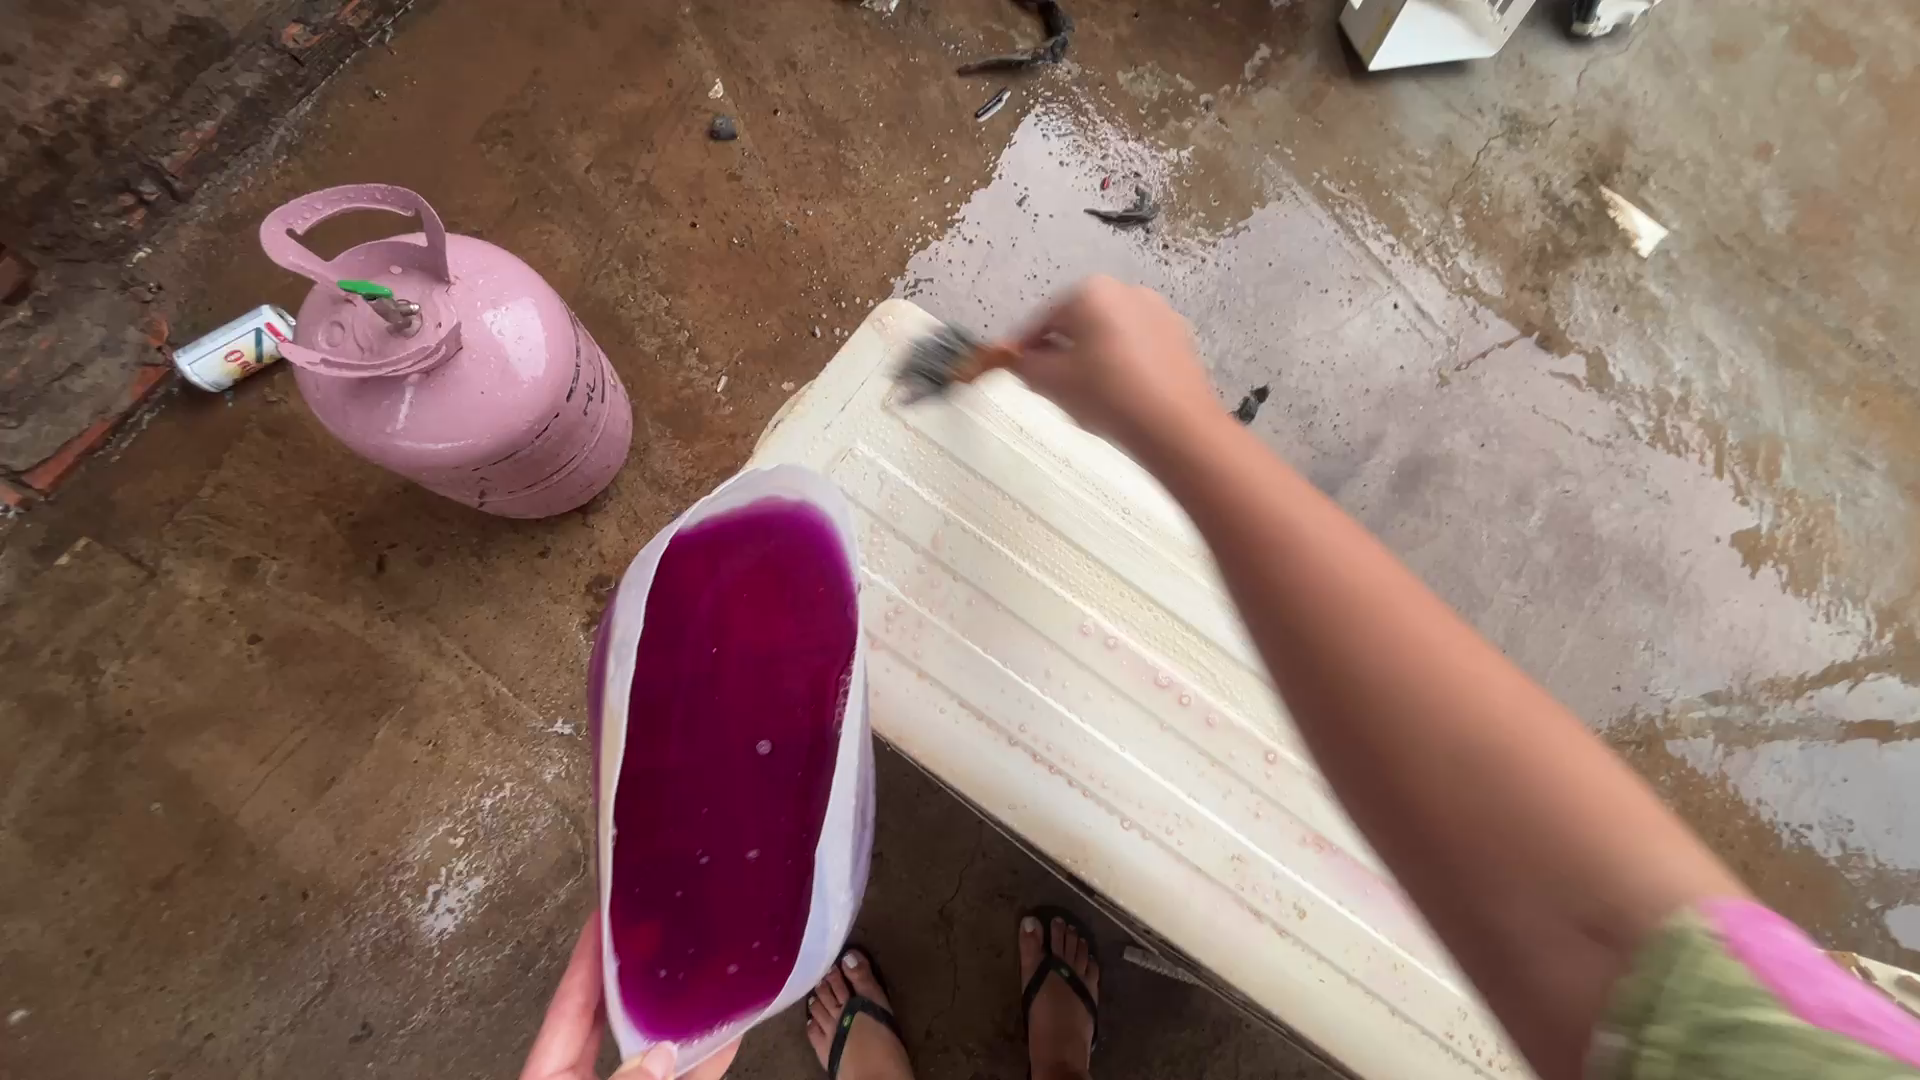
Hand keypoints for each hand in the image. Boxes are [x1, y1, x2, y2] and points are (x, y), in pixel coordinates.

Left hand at [521, 912, 741, 1079]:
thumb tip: (662, 1052)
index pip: (568, 1008)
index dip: (585, 960)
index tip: (603, 915)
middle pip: (612, 1021)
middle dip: (637, 977)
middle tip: (663, 927)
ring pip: (654, 1052)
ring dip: (681, 1019)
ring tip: (706, 969)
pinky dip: (706, 1060)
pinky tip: (732, 1033)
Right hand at [1001, 276, 1220, 456]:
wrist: (1176, 427)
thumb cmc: (1108, 397)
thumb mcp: (1051, 383)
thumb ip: (1023, 365)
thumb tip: (1015, 359)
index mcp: (1091, 292)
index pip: (1042, 319)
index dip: (1024, 348)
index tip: (1013, 371)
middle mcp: (1126, 290)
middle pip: (1077, 324)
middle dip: (1061, 352)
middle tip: (1050, 387)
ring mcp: (1158, 312)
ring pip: (1108, 335)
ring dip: (1091, 359)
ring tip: (1086, 397)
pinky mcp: (1179, 337)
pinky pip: (1136, 347)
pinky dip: (1121, 365)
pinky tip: (1119, 396)